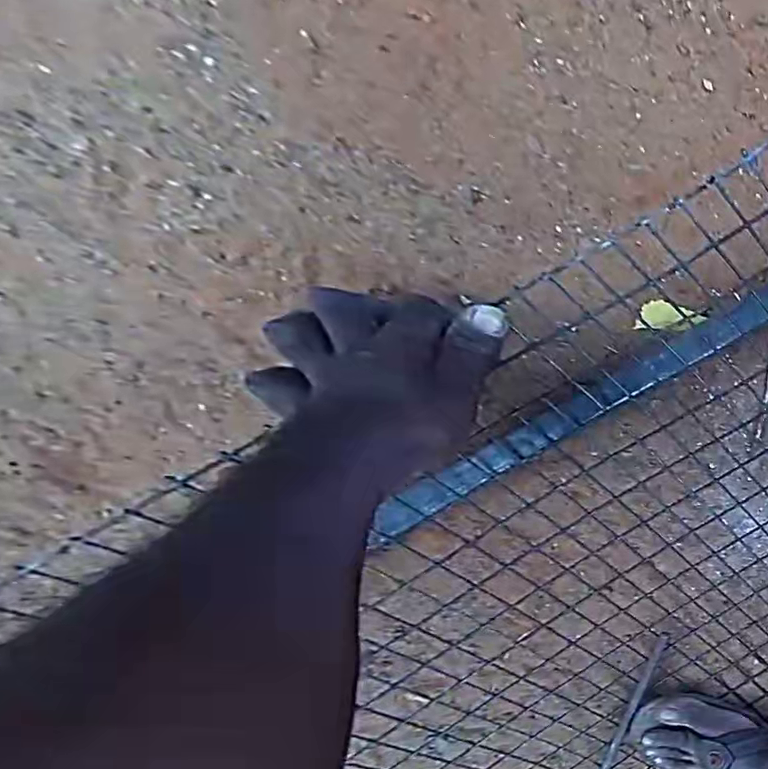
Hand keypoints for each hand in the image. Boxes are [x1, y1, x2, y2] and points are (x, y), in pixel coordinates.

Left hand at [244, 288, 505, 489]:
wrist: (347, 462)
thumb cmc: (414, 427)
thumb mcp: (459, 391)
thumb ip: (471, 353)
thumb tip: (491, 312)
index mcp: (399, 343)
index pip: (418, 311)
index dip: (435, 314)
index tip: (452, 325)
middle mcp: (354, 348)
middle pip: (340, 307)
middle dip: (352, 307)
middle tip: (365, 317)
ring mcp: (319, 374)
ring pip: (296, 333)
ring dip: (304, 331)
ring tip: (317, 338)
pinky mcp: (293, 404)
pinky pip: (276, 383)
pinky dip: (280, 380)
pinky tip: (288, 385)